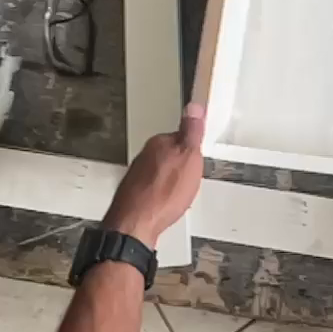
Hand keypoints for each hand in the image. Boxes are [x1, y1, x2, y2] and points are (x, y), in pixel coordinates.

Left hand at [103, 104, 205, 247]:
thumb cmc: (163, 193)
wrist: (136, 225)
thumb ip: (192, 132)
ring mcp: (137, 174)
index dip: (192, 148)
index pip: (180, 135)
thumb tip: (194, 107)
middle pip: (168, 152)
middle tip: (192, 176)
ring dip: (170, 179)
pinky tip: (167, 203)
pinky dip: (161, 193)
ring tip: (181, 191)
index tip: (199, 155)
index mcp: (159, 142)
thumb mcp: (189, 158)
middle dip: (180, 163)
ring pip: (159, 170)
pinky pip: (152, 187)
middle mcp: (144, 155)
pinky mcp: (133, 193)